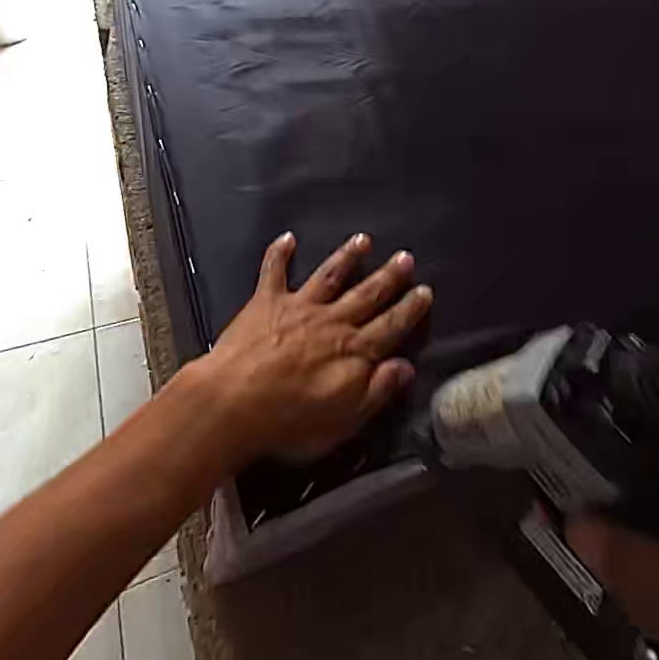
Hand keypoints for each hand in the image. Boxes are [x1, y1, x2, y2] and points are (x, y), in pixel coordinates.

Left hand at [177, 232, 431, 464]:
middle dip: (389, 276)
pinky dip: (279, 254)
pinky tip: (287, 238)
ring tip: (363, 240)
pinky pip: (274, 272)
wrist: (233, 403)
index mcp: (353, 351)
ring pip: (330, 276)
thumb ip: (376, 392)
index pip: (391, 326)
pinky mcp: (265, 303)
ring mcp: (299, 308)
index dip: (410, 309)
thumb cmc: (289, 421)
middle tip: (405, 256)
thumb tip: (405, 367)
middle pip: (367, 294)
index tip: (424, 291)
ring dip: (347, 257)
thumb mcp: (344, 420)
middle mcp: (331, 322)